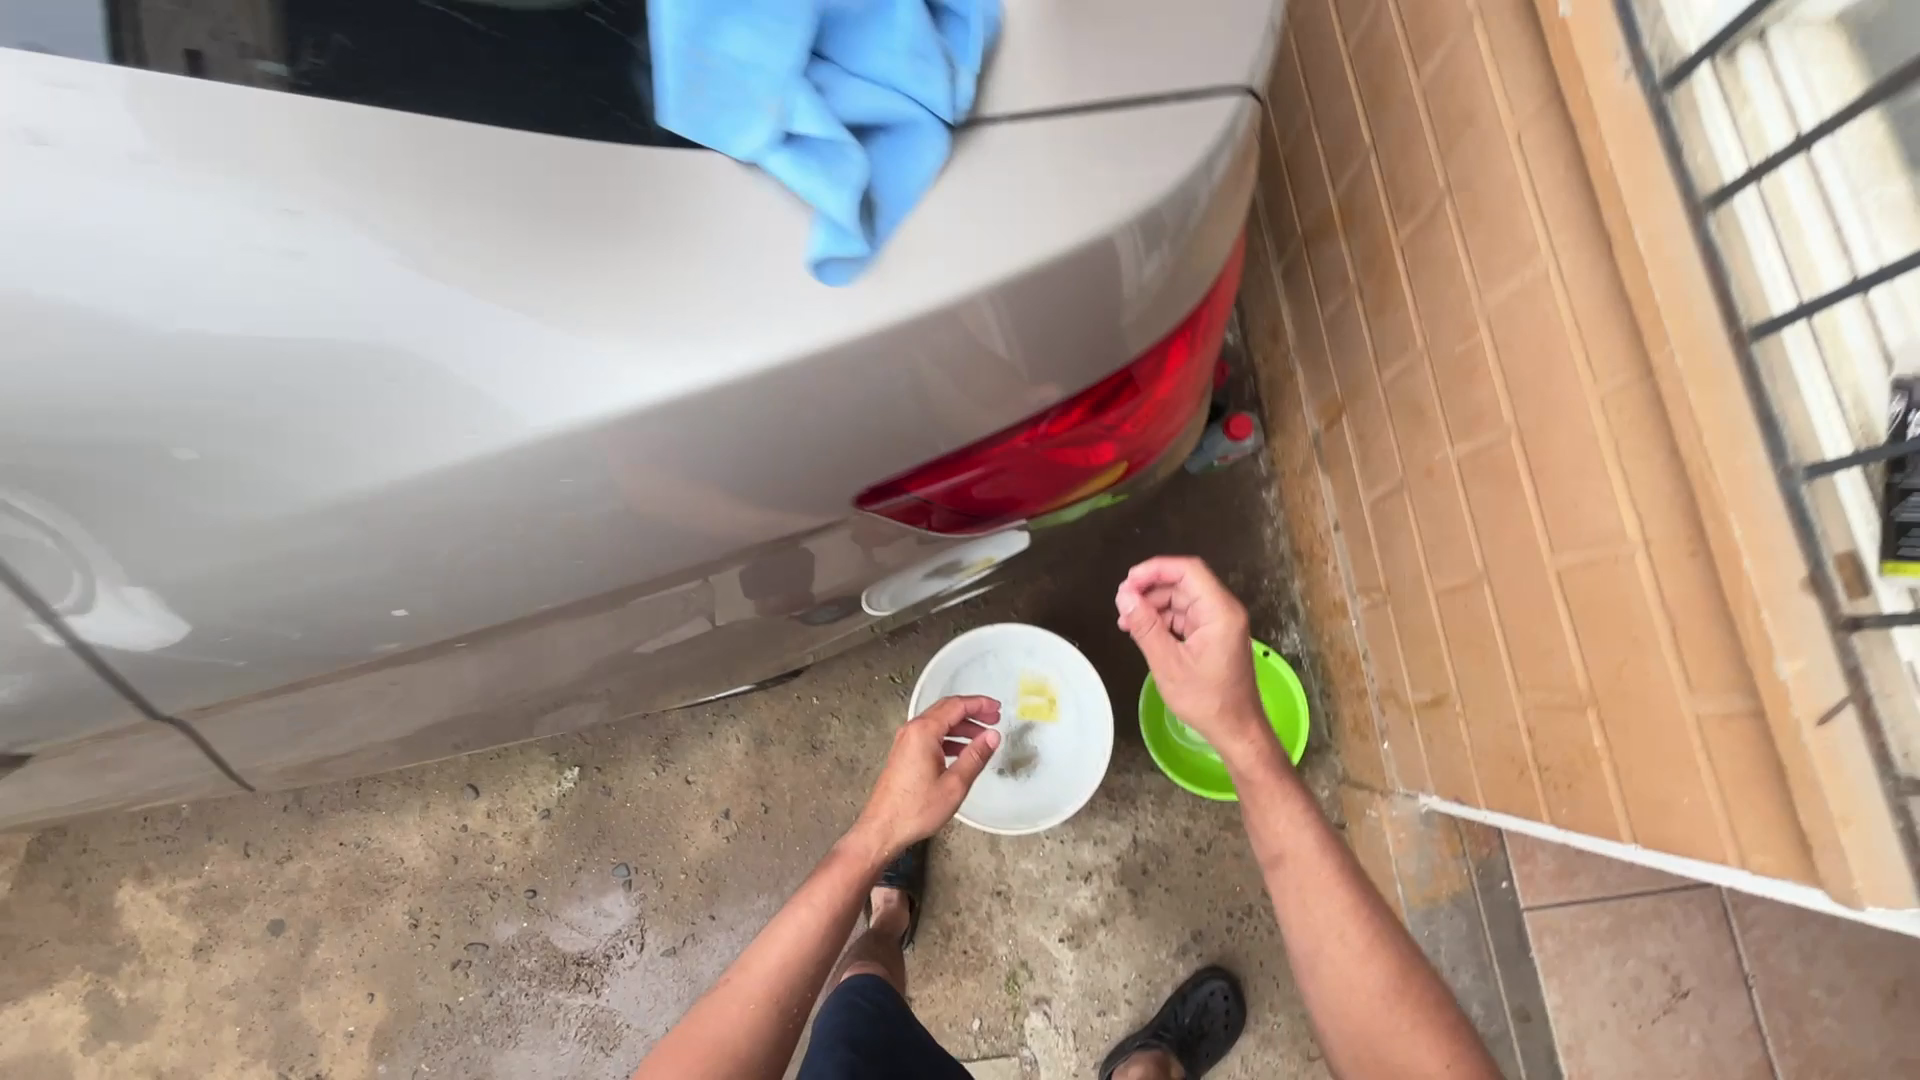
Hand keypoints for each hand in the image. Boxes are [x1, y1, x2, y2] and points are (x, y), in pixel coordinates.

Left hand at [849, 696, 1001, 860]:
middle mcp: (912, 730)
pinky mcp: (903, 753)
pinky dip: (949, 737)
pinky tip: (962, 750)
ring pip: (938, 723)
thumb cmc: (916, 809)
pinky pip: (930, 736)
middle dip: (972, 711)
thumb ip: (976, 756)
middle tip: (994, 717)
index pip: (956, 706)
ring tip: (982, 736)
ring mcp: (905, 741)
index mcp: (924, 732)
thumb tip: (993, 736)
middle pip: (946, 709)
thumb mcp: (954, 784)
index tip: (997, 707)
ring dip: (961, 726)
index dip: (980, 704)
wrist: (882, 828)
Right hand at [1115, 557, 1273, 762]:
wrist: (1235, 729)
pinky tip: (1143, 631)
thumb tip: (1124, 596)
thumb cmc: (1205, 699)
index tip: (1127, 583)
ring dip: (1153, 605)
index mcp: (1219, 611)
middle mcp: (1223, 610)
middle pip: (1183, 582)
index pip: (1188, 571)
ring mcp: (1219, 622)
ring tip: (1127, 622)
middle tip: (1122, 604)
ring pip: (1182, 598)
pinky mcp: (1214, 635)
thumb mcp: (1168, 663)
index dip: (1155, 570)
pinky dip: (1163, 619)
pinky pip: (1185, 615)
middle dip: (1150, 589)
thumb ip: (1145, 626)